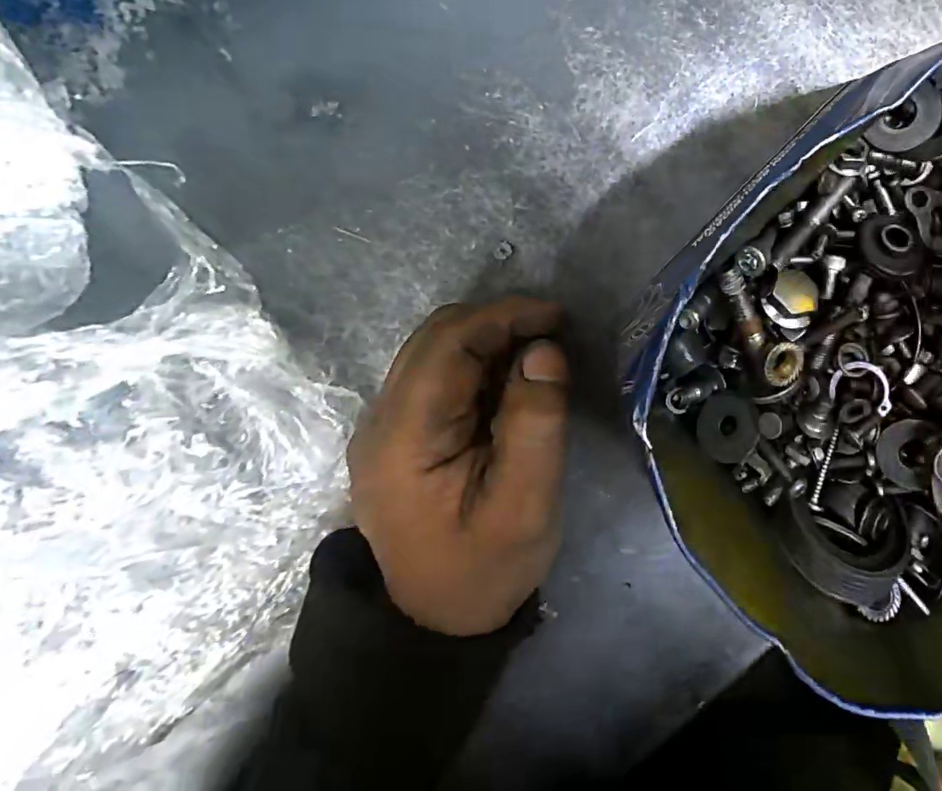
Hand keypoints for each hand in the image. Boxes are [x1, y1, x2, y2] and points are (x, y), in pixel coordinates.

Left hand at [348, 298, 569, 635]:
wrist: (435, 624)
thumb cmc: (485, 567)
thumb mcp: (527, 502)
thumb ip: (536, 422)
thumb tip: (545, 349)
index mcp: (404, 436)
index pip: (448, 344)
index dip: (505, 317)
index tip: (559, 318)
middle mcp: (383, 421)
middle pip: (436, 337)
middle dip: (500, 321)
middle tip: (556, 335)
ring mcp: (387, 427)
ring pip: (436, 350)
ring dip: (491, 338)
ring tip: (542, 353)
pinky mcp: (402, 435)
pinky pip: (441, 374)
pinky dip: (482, 361)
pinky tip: (515, 379)